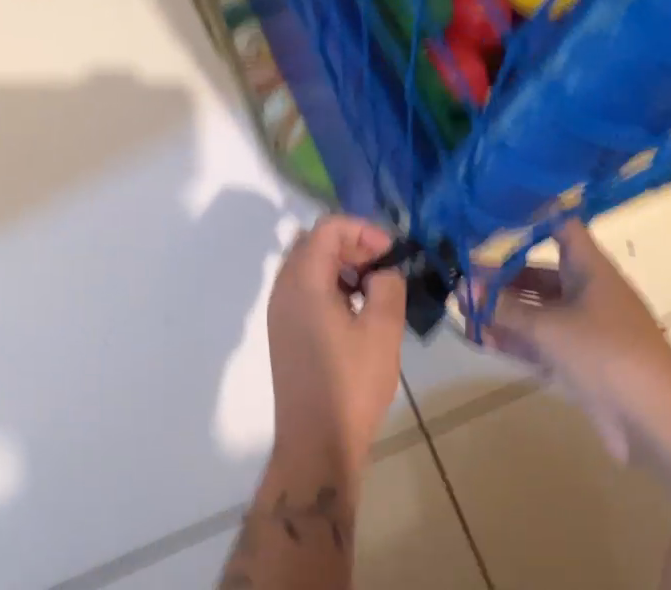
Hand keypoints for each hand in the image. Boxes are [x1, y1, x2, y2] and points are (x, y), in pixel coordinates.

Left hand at [266, 216, 406, 468]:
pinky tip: (356, 311)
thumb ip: (387, 286)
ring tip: (374, 289)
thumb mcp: (382, 331)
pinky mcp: (283, 331)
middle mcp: (283, 289)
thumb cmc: (351, 384)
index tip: (391, 252)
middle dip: (351, 244)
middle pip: (314, 242)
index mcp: (303, 281)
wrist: (315, 442)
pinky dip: (329, 286)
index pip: (327, 228)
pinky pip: (303, 290)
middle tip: (384, 267)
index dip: (362, 229)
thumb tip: (382, 272)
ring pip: (307, 266)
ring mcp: (279, 312)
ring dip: (340, 265)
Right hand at [479, 222, 670, 462]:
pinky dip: (514, 339)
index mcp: (592, 270)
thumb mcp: (549, 328)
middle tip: (464, 278)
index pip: (561, 228)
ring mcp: (586, 330)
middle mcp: (589, 293)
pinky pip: (541, 342)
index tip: (489, 220)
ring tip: (462, 309)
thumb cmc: (608, 356)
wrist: (658, 422)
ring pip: (538, 311)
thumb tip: (466, 288)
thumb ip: (504, 309)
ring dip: (503, 310)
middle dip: (502, 275)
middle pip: (541, 272)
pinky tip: (480, 339)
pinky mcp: (581, 363)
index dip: (529, 220)